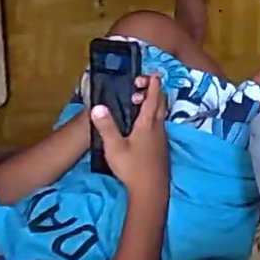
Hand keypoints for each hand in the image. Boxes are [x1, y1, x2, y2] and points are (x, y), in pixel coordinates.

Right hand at [92, 75, 168, 198]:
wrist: (151, 185)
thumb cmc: (132, 165)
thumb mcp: (114, 146)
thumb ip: (107, 126)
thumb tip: (98, 106)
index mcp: (148, 124)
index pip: (153, 100)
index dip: (154, 86)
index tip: (155, 74)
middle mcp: (158, 126)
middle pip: (161, 103)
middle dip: (155, 91)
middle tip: (145, 83)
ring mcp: (161, 135)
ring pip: (162, 112)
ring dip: (156, 102)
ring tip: (144, 97)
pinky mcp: (161, 142)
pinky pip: (160, 121)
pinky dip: (155, 113)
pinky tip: (146, 119)